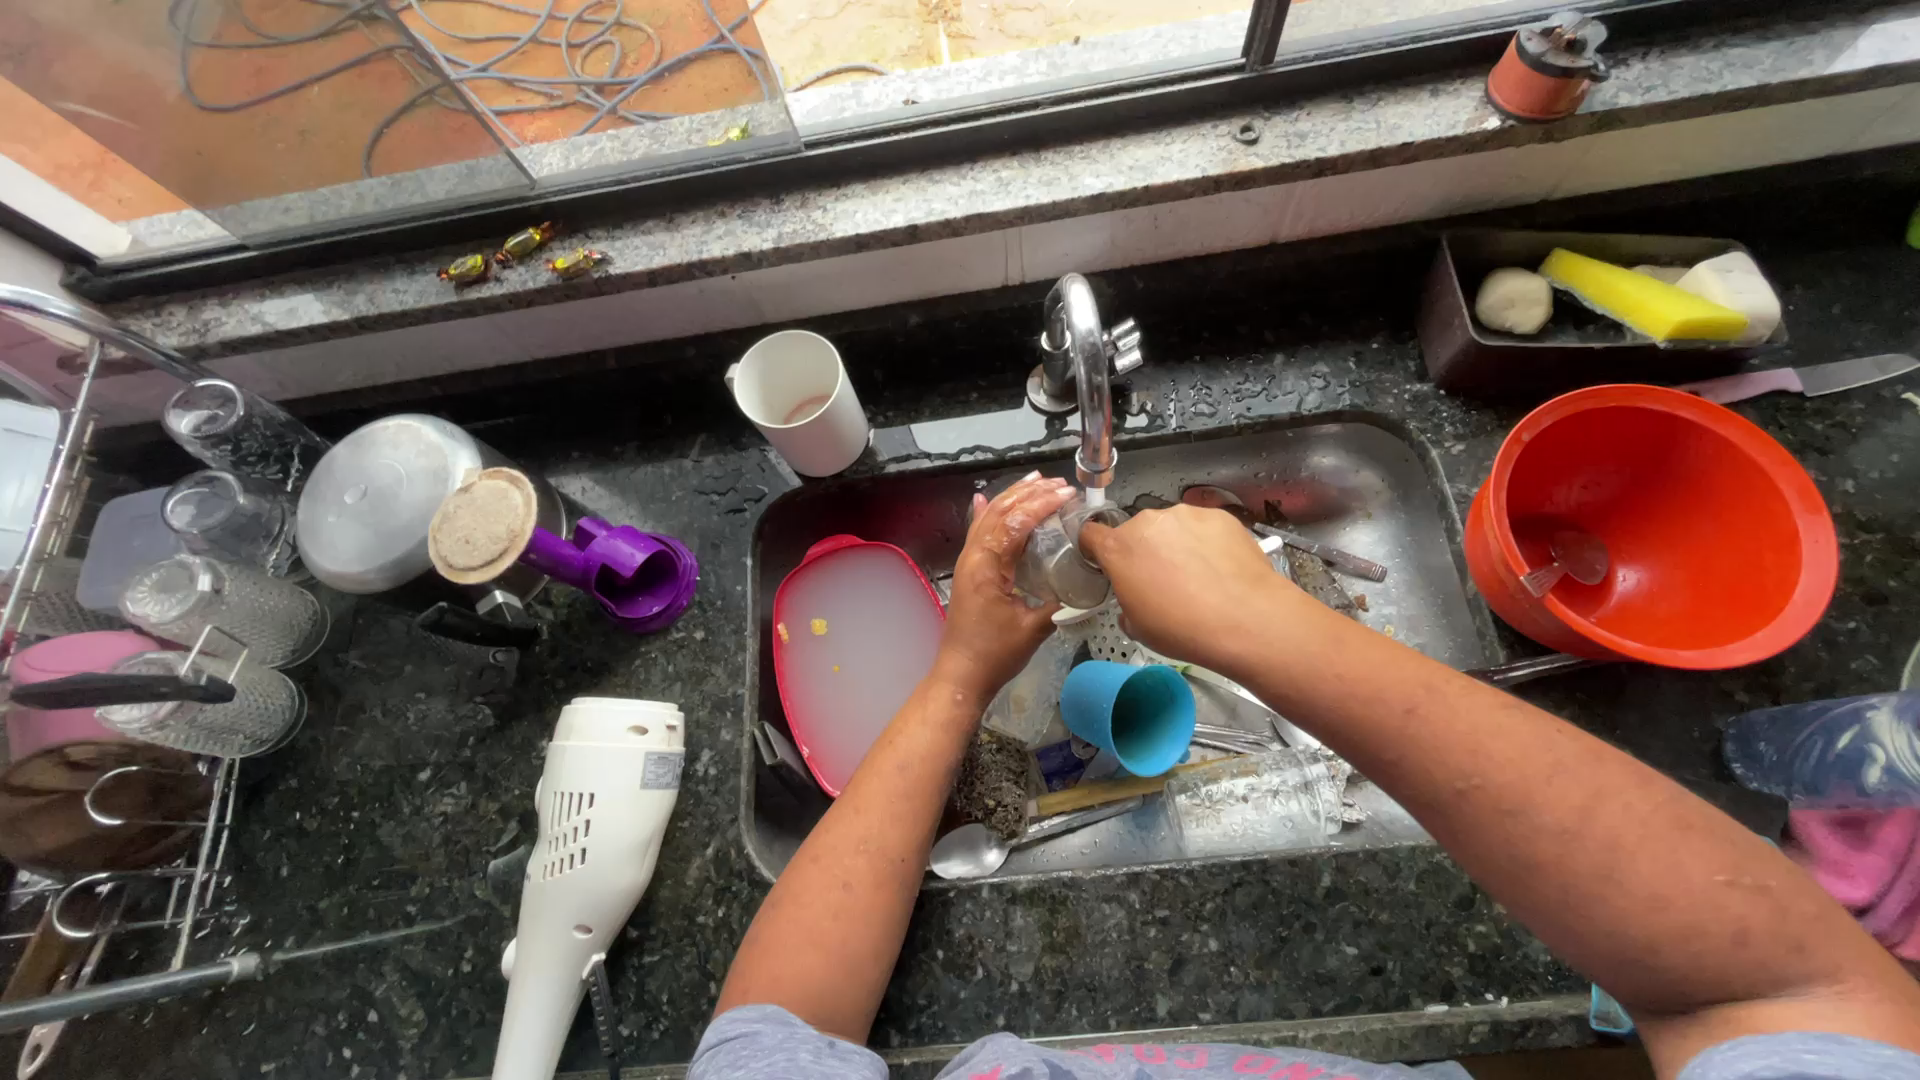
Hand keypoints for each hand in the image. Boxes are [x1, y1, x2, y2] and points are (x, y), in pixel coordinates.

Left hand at [934, 472, 1076, 699]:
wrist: (961, 675)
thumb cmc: (995, 654)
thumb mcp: (1033, 628)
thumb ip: (1057, 603)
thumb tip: (1082, 588)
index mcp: (987, 565)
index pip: (1016, 522)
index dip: (1042, 504)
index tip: (1067, 494)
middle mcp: (973, 556)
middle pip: (1000, 512)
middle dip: (1029, 494)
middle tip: (1057, 484)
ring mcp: (968, 563)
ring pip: (988, 518)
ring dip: (1011, 498)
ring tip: (1034, 482)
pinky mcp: (970, 572)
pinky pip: (979, 533)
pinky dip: (988, 514)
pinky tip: (984, 499)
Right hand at [1079, 504, 1309, 679]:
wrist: (1247, 620)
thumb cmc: (1184, 629)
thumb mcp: (1138, 627)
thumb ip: (1126, 601)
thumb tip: (1136, 598)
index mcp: (1119, 549)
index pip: (1091, 534)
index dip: (1095, 549)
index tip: (1106, 563)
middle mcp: (1148, 523)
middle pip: (1136, 532)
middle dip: (1144, 551)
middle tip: (1163, 581)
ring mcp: (1186, 515)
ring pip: (1172, 527)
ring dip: (1176, 544)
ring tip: (1198, 575)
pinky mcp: (1220, 516)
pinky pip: (1203, 527)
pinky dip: (1206, 542)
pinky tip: (1220, 569)